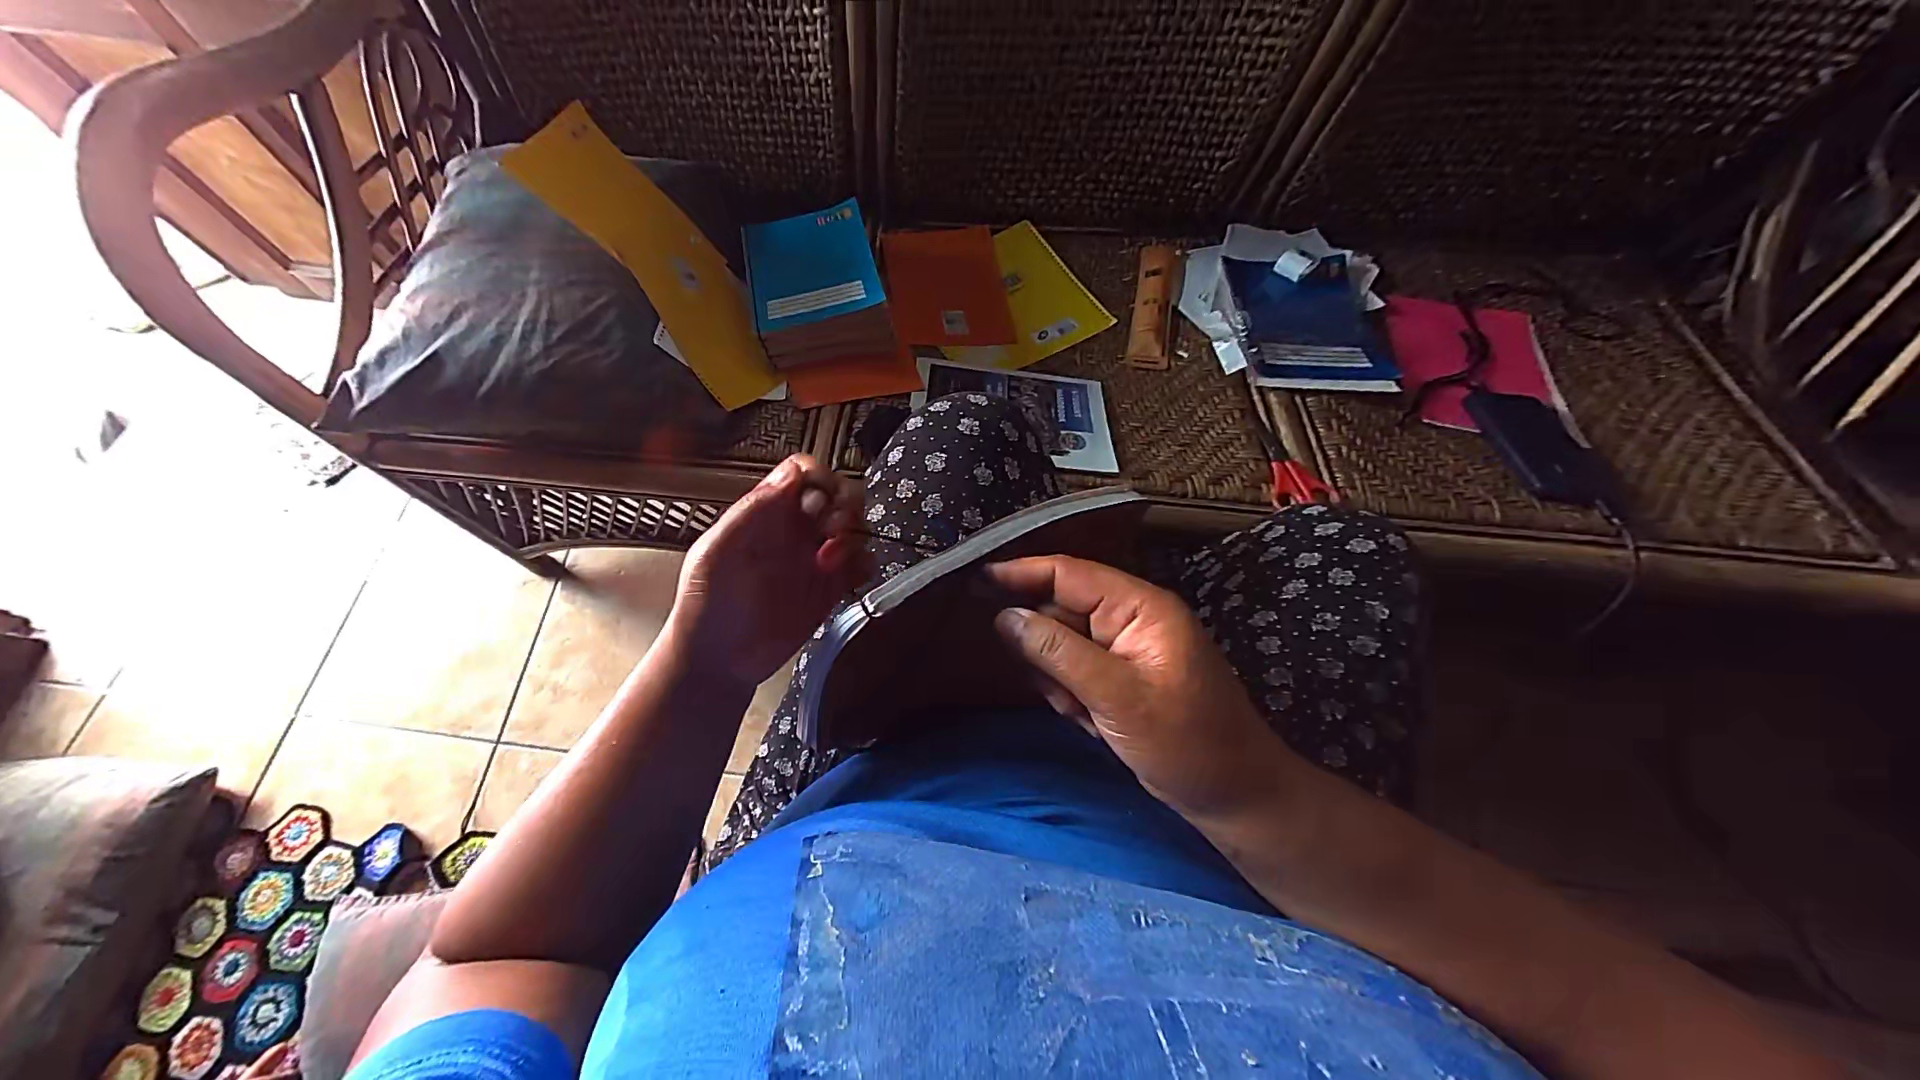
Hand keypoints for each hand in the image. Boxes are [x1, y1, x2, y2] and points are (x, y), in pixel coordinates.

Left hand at [669, 454, 868, 688]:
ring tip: (830, 561)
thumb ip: (749, 513)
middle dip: (844, 506)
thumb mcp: (715, 554)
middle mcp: (793, 532)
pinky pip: (862, 564)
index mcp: (764, 514)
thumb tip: (789, 478)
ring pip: (854, 527)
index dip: (818, 478)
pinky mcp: (831, 588)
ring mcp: (814, 559)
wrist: (719, 662)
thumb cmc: (705, 608)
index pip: (801, 474)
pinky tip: (847, 578)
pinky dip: (865, 565)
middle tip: (831, 530)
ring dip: (853, 536)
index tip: (820, 499)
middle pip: (837, 495)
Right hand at [983, 555, 1301, 815]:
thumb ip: (1058, 652)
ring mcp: (1122, 650)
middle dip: (1045, 650)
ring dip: (1058, 680)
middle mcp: (1129, 619)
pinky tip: (1090, 722)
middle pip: (1059, 610)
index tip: (973, 578)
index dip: (1020, 573)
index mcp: (1140, 607)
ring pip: (1060, 645)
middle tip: (1058, 693)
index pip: (1069, 573)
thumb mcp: (1118, 698)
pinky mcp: (1117, 677)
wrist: (1233, 798)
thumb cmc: (1187, 744)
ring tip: (1082, 713)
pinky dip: (1070, 696)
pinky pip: (1072, 672)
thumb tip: (1004, 616)